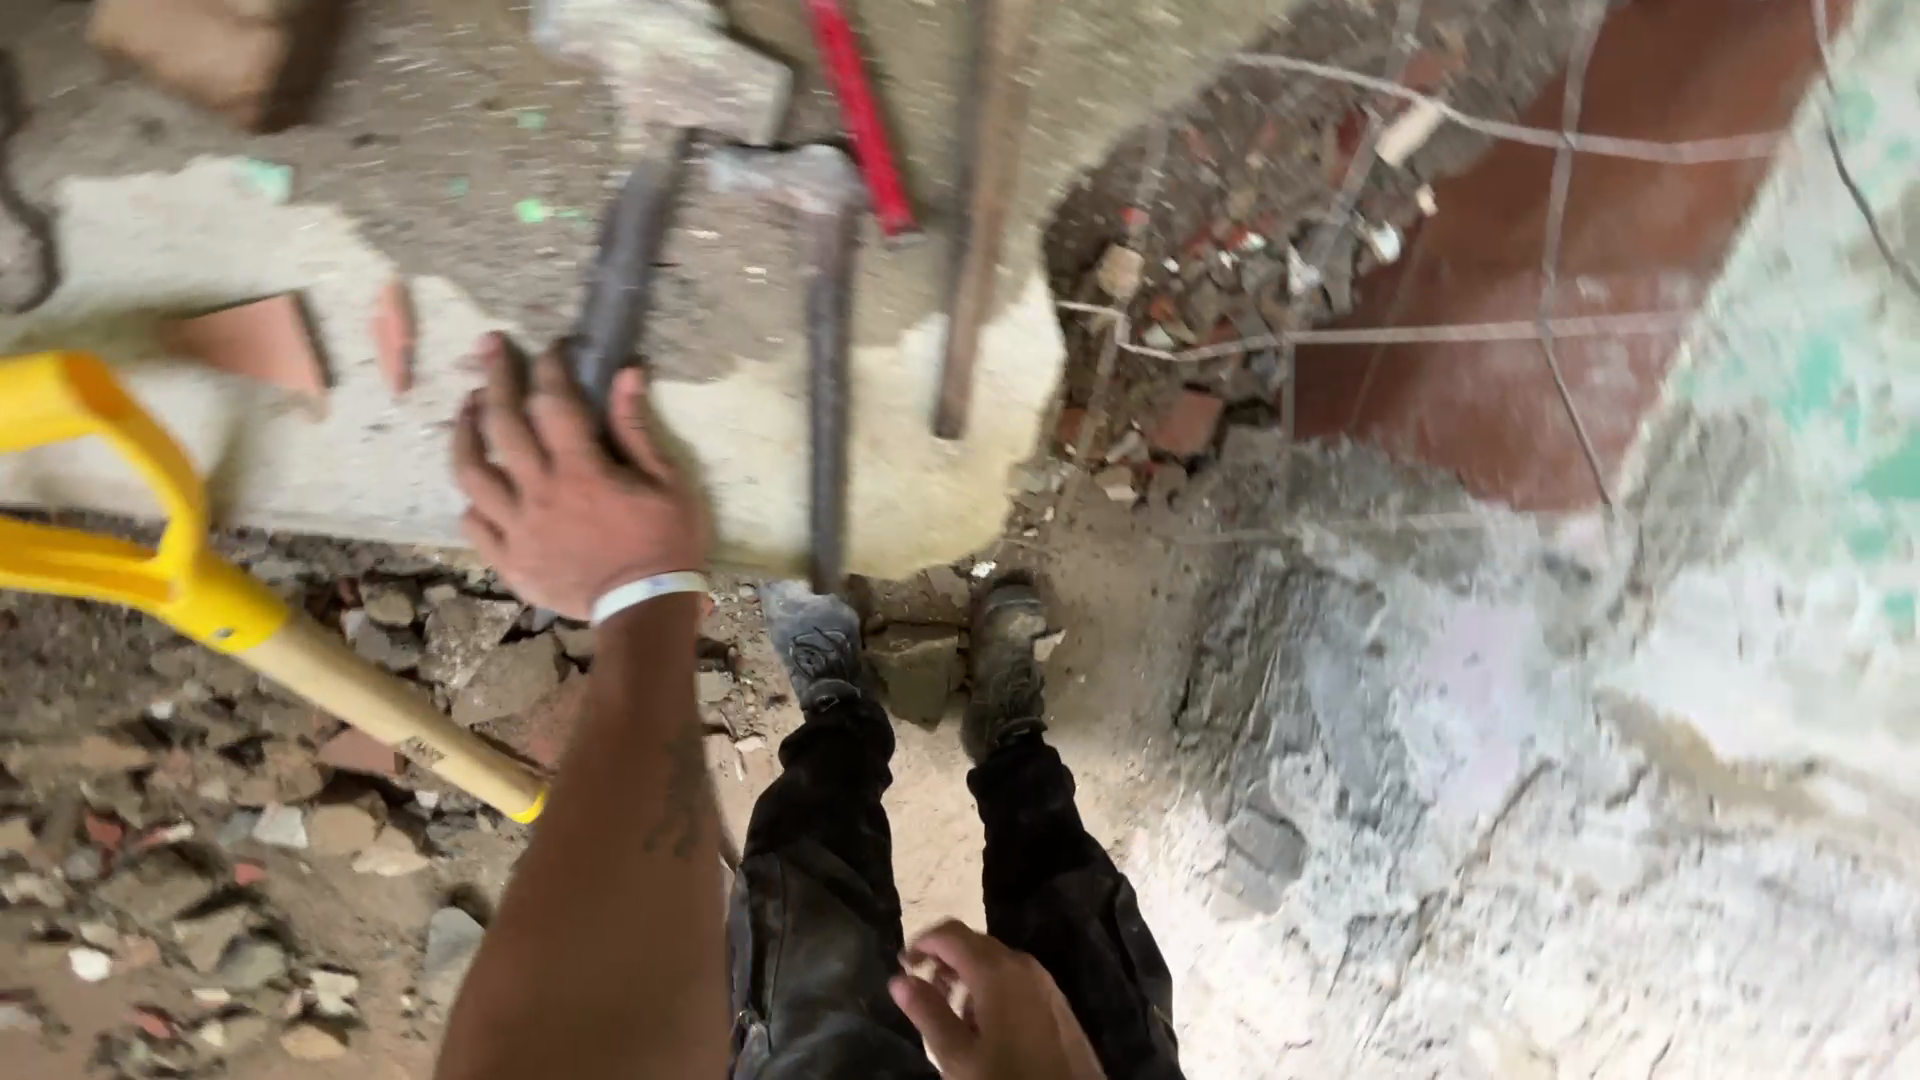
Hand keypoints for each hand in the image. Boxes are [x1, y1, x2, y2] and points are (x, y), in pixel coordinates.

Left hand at [451, 332, 708, 619]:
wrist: (646, 608)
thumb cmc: (666, 543)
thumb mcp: (669, 483)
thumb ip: (638, 430)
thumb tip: (626, 374)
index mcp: (581, 471)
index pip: (554, 403)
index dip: (550, 368)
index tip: (550, 347)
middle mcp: (538, 493)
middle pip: (502, 425)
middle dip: (496, 378)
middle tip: (490, 347)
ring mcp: (516, 528)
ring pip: (470, 472)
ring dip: (465, 432)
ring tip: (468, 408)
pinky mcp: (508, 560)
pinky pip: (474, 524)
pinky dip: (472, 501)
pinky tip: (478, 489)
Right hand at [889, 920, 1105, 1079]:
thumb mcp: (959, 1058)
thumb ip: (927, 1013)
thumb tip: (898, 979)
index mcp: (995, 969)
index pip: (950, 934)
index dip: (922, 942)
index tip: (903, 966)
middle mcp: (1020, 962)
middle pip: (973, 942)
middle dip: (944, 959)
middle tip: (923, 992)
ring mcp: (1042, 979)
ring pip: (995, 960)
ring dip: (967, 974)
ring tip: (952, 1015)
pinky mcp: (1055, 999)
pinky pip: (1015, 977)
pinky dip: (992, 985)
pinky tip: (985, 1025)